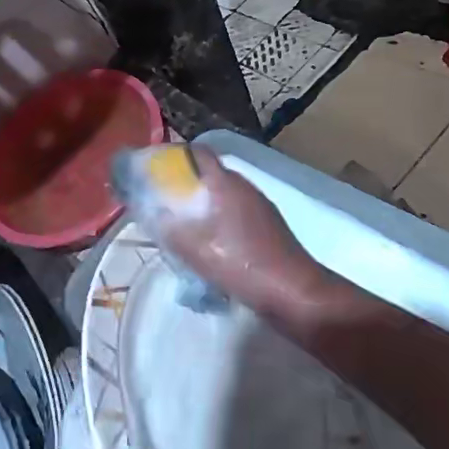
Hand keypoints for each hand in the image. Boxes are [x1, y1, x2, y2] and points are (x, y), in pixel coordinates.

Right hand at [152, 148, 372, 332]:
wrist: (296, 294)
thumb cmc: (245, 267)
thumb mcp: (198, 250)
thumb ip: (171, 227)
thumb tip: (152, 209)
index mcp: (229, 185)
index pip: (199, 154)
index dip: (174, 156)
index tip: (152, 168)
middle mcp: (246, 189)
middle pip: (210, 175)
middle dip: (183, 185)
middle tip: (159, 201)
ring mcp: (260, 209)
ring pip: (222, 197)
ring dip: (200, 205)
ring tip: (178, 225)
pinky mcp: (267, 228)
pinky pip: (234, 215)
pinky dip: (216, 221)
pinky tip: (206, 245)